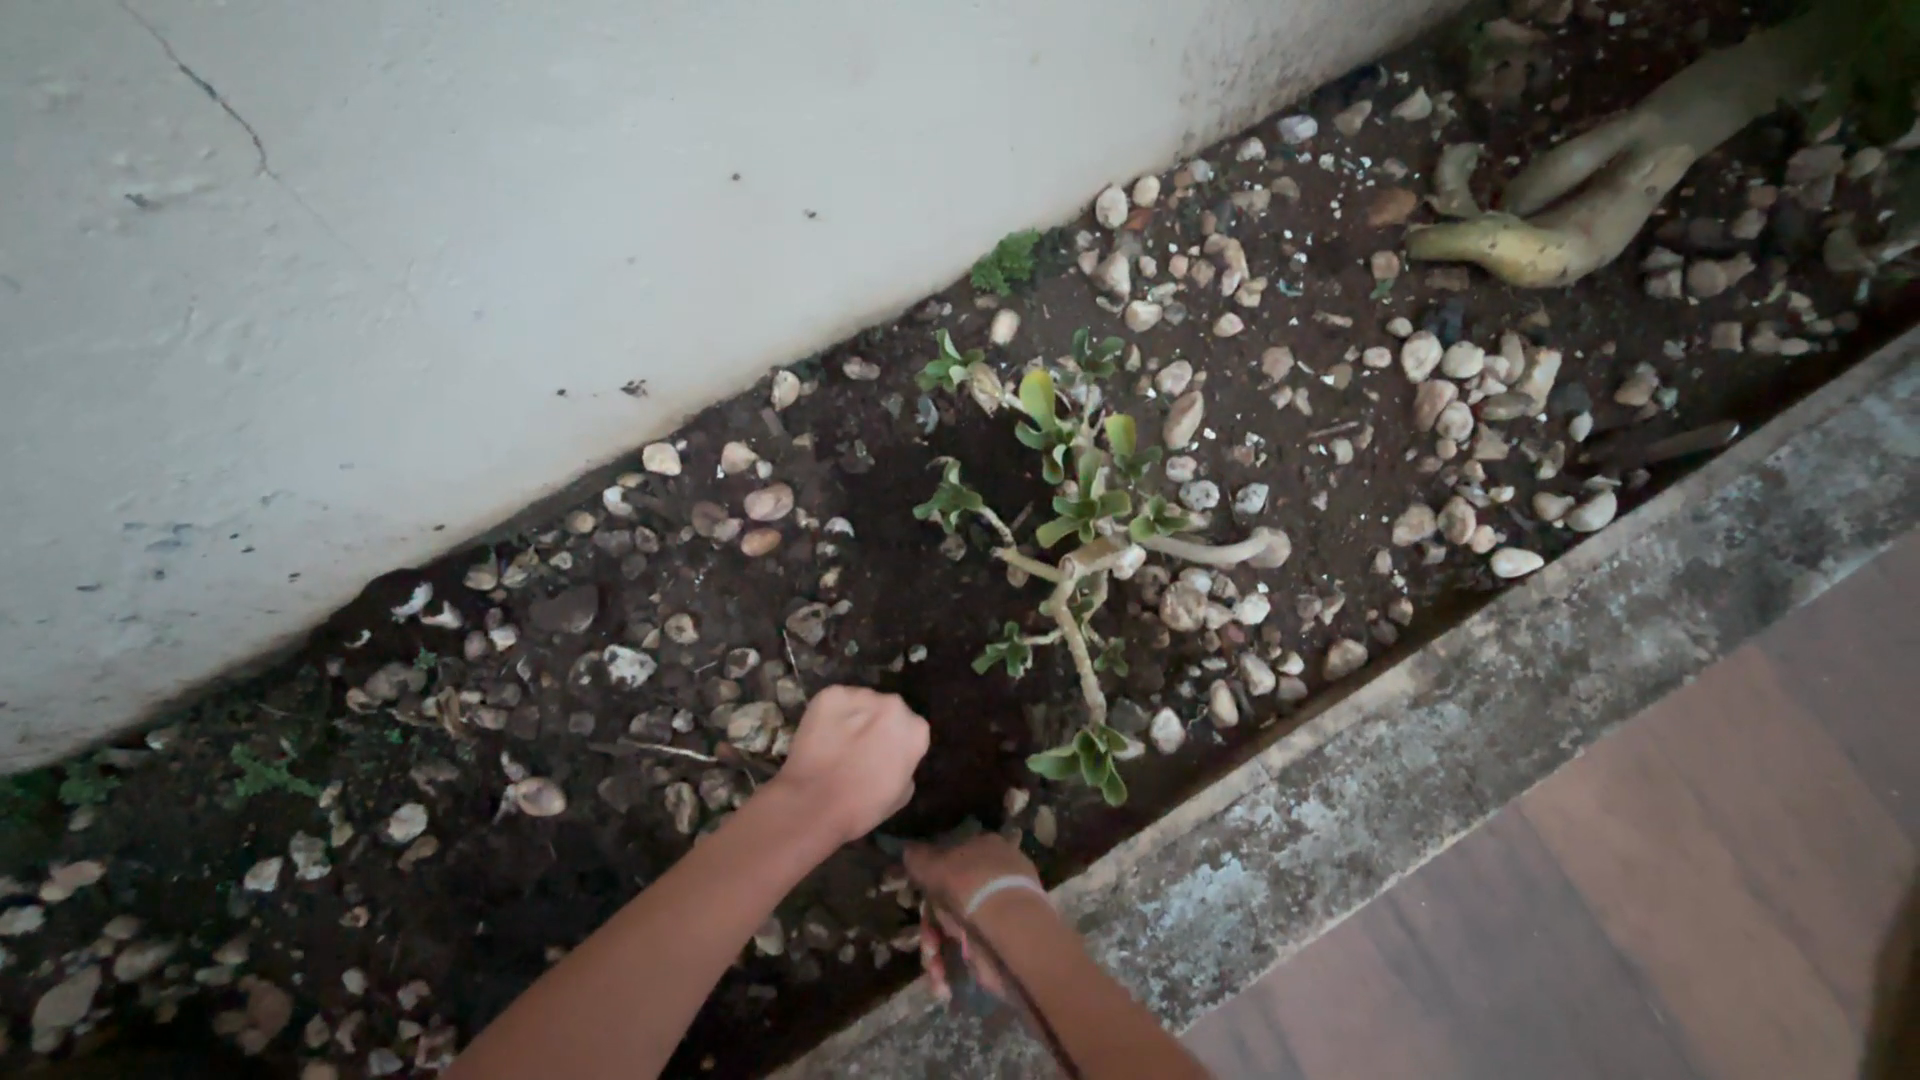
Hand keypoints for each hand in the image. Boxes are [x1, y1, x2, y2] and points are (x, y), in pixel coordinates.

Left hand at [768, 686, 928, 845]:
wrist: (814, 803)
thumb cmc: (863, 807)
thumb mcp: (902, 793)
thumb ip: (906, 765)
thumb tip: (894, 756)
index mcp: (915, 729)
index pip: (910, 729)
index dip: (895, 743)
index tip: (883, 756)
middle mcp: (894, 704)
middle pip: (888, 709)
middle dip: (878, 724)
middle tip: (861, 746)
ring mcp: (861, 695)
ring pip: (861, 702)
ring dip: (854, 716)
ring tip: (837, 741)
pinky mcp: (830, 694)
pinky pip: (835, 701)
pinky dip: (829, 714)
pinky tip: (821, 734)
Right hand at [905, 836, 1049, 1001]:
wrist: (1010, 929)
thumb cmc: (969, 887)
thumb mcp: (933, 864)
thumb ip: (917, 857)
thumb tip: (908, 851)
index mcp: (985, 847)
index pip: (951, 860)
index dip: (930, 882)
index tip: (918, 900)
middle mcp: (997, 875)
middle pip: (951, 899)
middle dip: (932, 926)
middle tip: (928, 942)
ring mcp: (1002, 909)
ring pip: (957, 928)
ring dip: (938, 950)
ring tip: (934, 964)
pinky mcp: (1004, 941)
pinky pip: (970, 951)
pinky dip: (954, 966)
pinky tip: (944, 982)